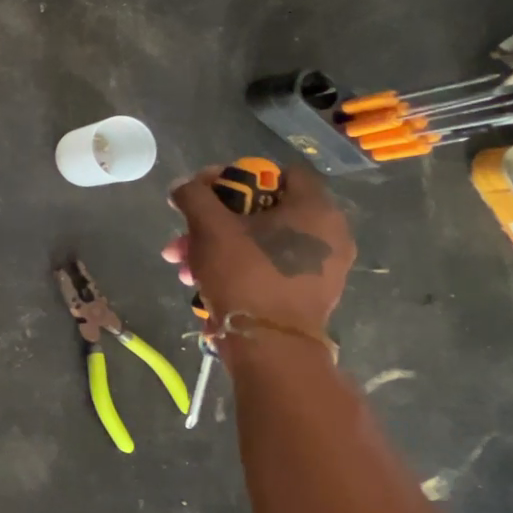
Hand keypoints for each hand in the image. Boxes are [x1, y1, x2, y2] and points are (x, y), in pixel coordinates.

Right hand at [162, 164, 354, 335]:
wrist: (270, 339)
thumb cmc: (244, 274)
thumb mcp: (210, 228)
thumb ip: (194, 196)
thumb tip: (186, 184)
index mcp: (314, 209)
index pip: (280, 173)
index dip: (238, 177)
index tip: (206, 193)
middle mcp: (329, 232)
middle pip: (262, 211)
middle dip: (214, 222)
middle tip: (183, 238)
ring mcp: (324, 263)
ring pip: (261, 240)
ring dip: (218, 246)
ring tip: (185, 267)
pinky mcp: (312, 288)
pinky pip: (271, 263)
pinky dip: (239, 265)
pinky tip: (207, 280)